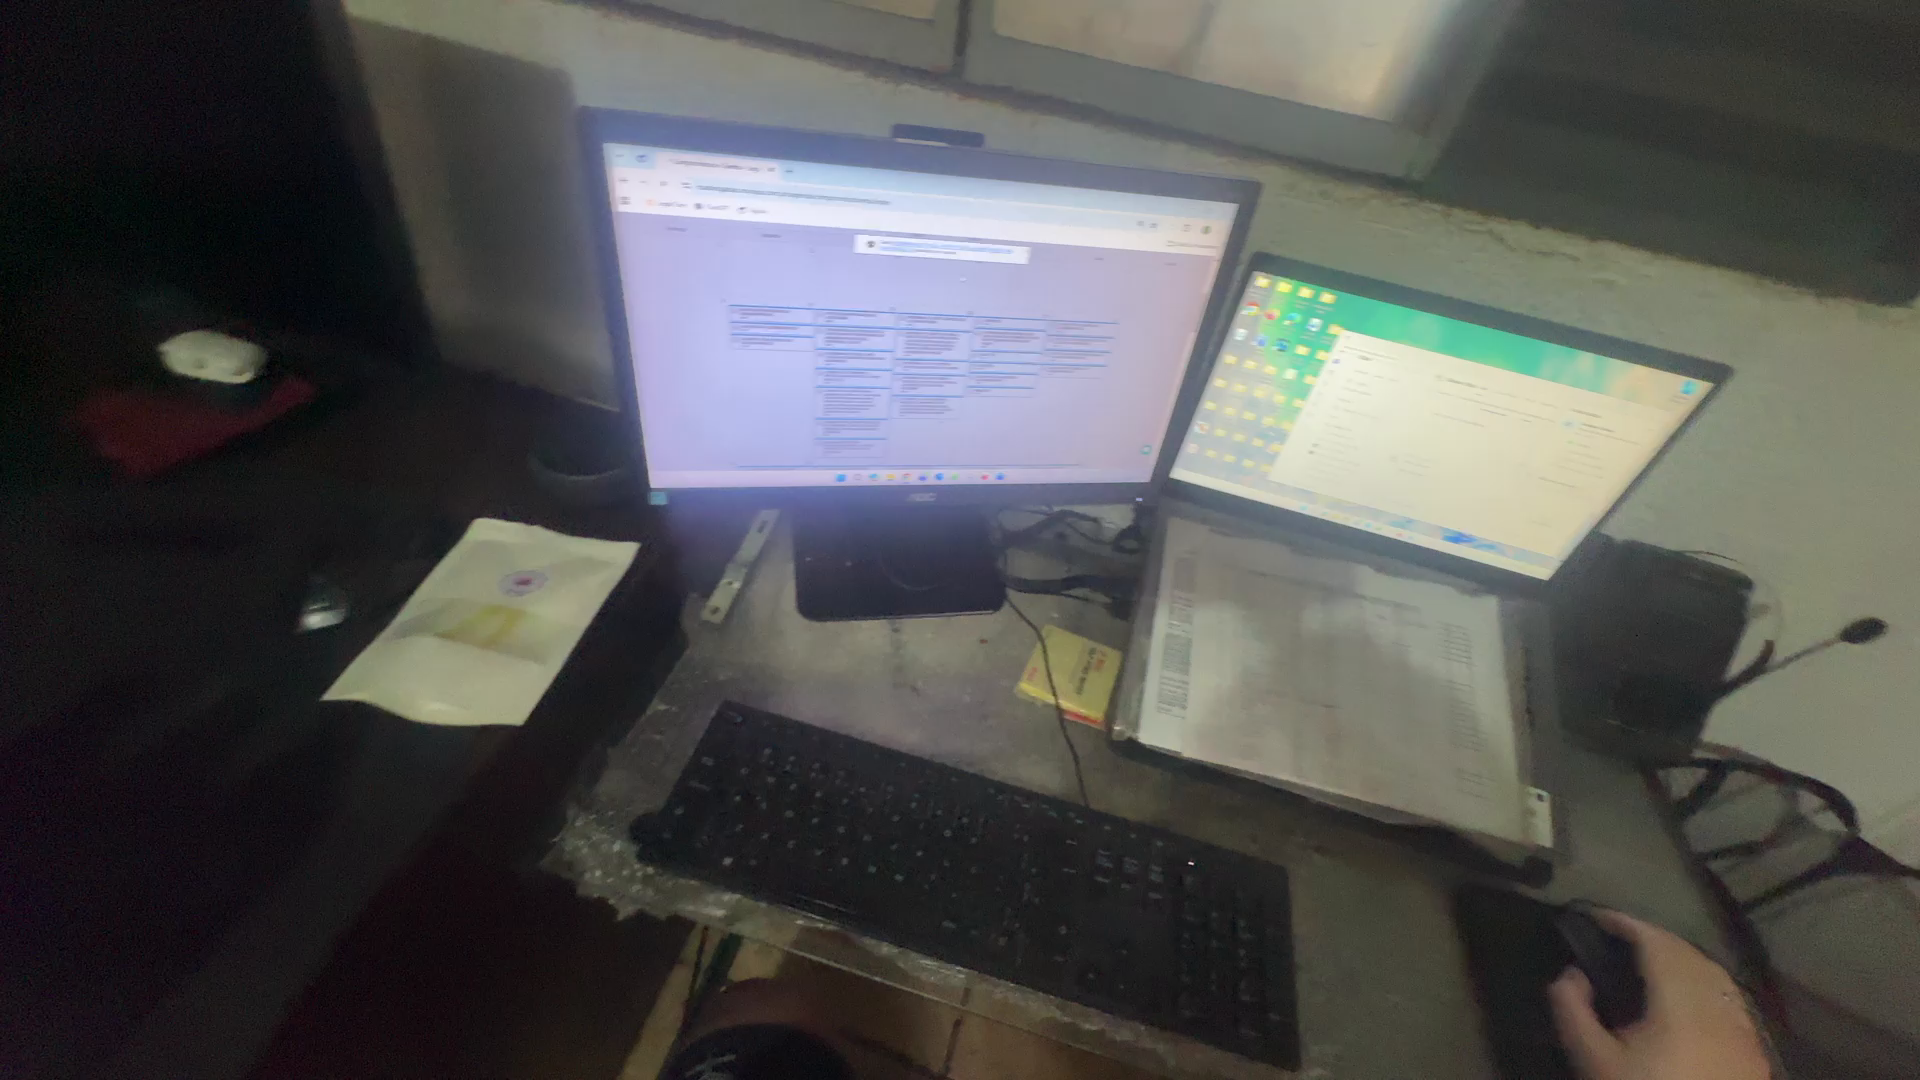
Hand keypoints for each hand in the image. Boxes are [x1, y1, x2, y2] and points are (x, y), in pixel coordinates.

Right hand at [1548, 909, 1770, 1079]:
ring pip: (1718, 977)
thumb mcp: (1588, 1055)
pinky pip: (1733, 1002)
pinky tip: (1684, 993)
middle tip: (1615, 932)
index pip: (1658, 946)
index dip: (1626, 923)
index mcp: (1680, 1010)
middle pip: (1691, 956)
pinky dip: (1704, 981)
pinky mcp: (1756, 1059)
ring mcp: (1745, 1038)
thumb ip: (1569, 1003)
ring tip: (1648, 956)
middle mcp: (1719, 1015)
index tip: (1594, 916)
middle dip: (1652, 935)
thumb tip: (1574, 972)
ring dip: (1681, 956)